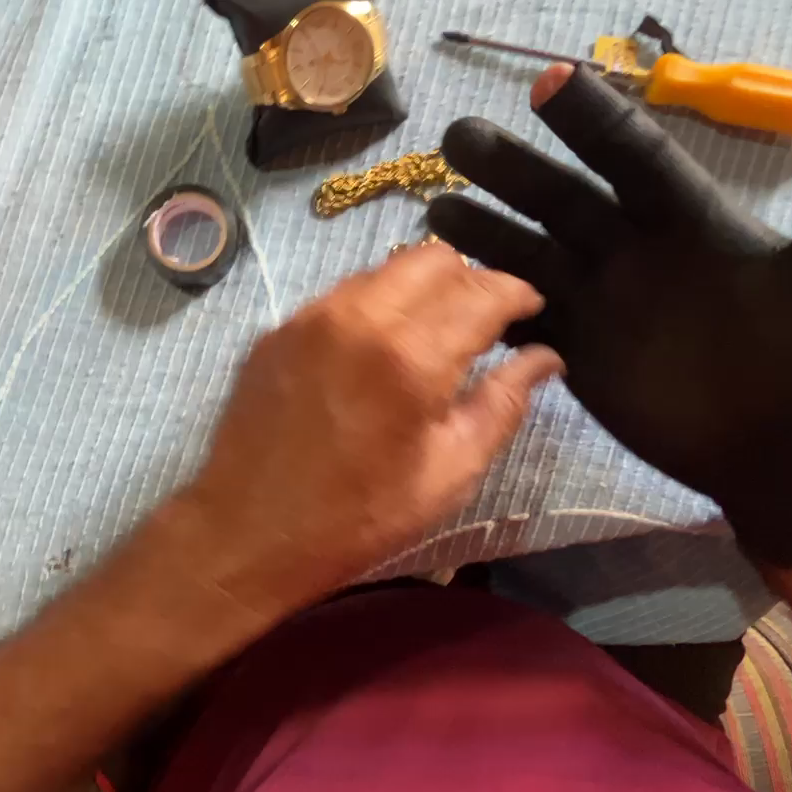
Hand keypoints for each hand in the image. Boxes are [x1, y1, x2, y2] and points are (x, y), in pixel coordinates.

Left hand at [177, 242, 561, 621]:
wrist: (246, 532)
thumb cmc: (356, 519)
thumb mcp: (446, 476)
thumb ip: (501, 406)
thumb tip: (544, 357)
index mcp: (409, 357)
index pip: (483, 291)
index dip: (518, 293)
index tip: (532, 310)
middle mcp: (358, 317)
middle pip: (433, 258)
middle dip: (470, 280)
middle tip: (483, 323)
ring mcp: (309, 317)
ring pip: (383, 270)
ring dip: (420, 289)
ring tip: (430, 336)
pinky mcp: (278, 330)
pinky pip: (341, 295)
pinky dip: (373, 306)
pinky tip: (375, 350)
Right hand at [427, 63, 791, 567]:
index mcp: (690, 220)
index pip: (633, 156)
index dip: (592, 121)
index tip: (548, 84)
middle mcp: (632, 251)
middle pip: (560, 198)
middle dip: (510, 168)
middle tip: (457, 136)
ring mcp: (597, 305)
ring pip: (526, 257)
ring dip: (482, 233)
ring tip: (435, 213)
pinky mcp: (574, 356)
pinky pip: (519, 325)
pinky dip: (483, 310)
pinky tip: (443, 297)